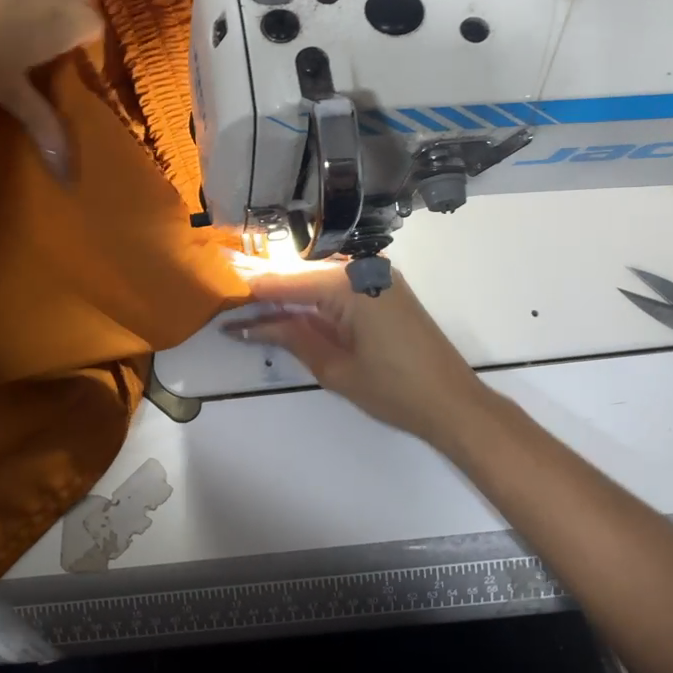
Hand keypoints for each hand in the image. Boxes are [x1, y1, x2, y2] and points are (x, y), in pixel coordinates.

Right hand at [224, 268, 493, 446]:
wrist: (454, 403)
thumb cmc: (394, 390)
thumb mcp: (334, 367)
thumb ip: (291, 337)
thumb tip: (247, 325)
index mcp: (347, 284)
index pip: (285, 281)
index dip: (250, 291)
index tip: (218, 296)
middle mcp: (361, 268)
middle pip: (301, 273)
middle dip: (266, 290)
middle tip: (230, 304)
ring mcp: (377, 275)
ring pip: (318, 278)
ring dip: (289, 293)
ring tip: (252, 309)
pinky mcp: (386, 288)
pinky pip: (339, 285)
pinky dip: (314, 298)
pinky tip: (291, 310)